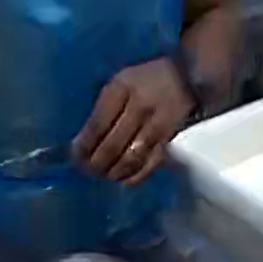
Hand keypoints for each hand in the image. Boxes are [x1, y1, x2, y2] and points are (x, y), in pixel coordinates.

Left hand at [72, 58, 193, 183]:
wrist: (186, 80)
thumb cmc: (147, 80)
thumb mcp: (122, 82)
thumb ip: (106, 106)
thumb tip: (86, 137)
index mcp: (121, 89)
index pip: (97, 124)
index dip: (85, 145)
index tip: (75, 156)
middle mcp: (137, 109)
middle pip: (112, 145)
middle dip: (97, 163)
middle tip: (88, 171)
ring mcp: (155, 128)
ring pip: (130, 158)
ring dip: (115, 172)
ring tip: (105, 176)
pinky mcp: (169, 142)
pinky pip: (150, 165)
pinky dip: (136, 176)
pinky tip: (125, 181)